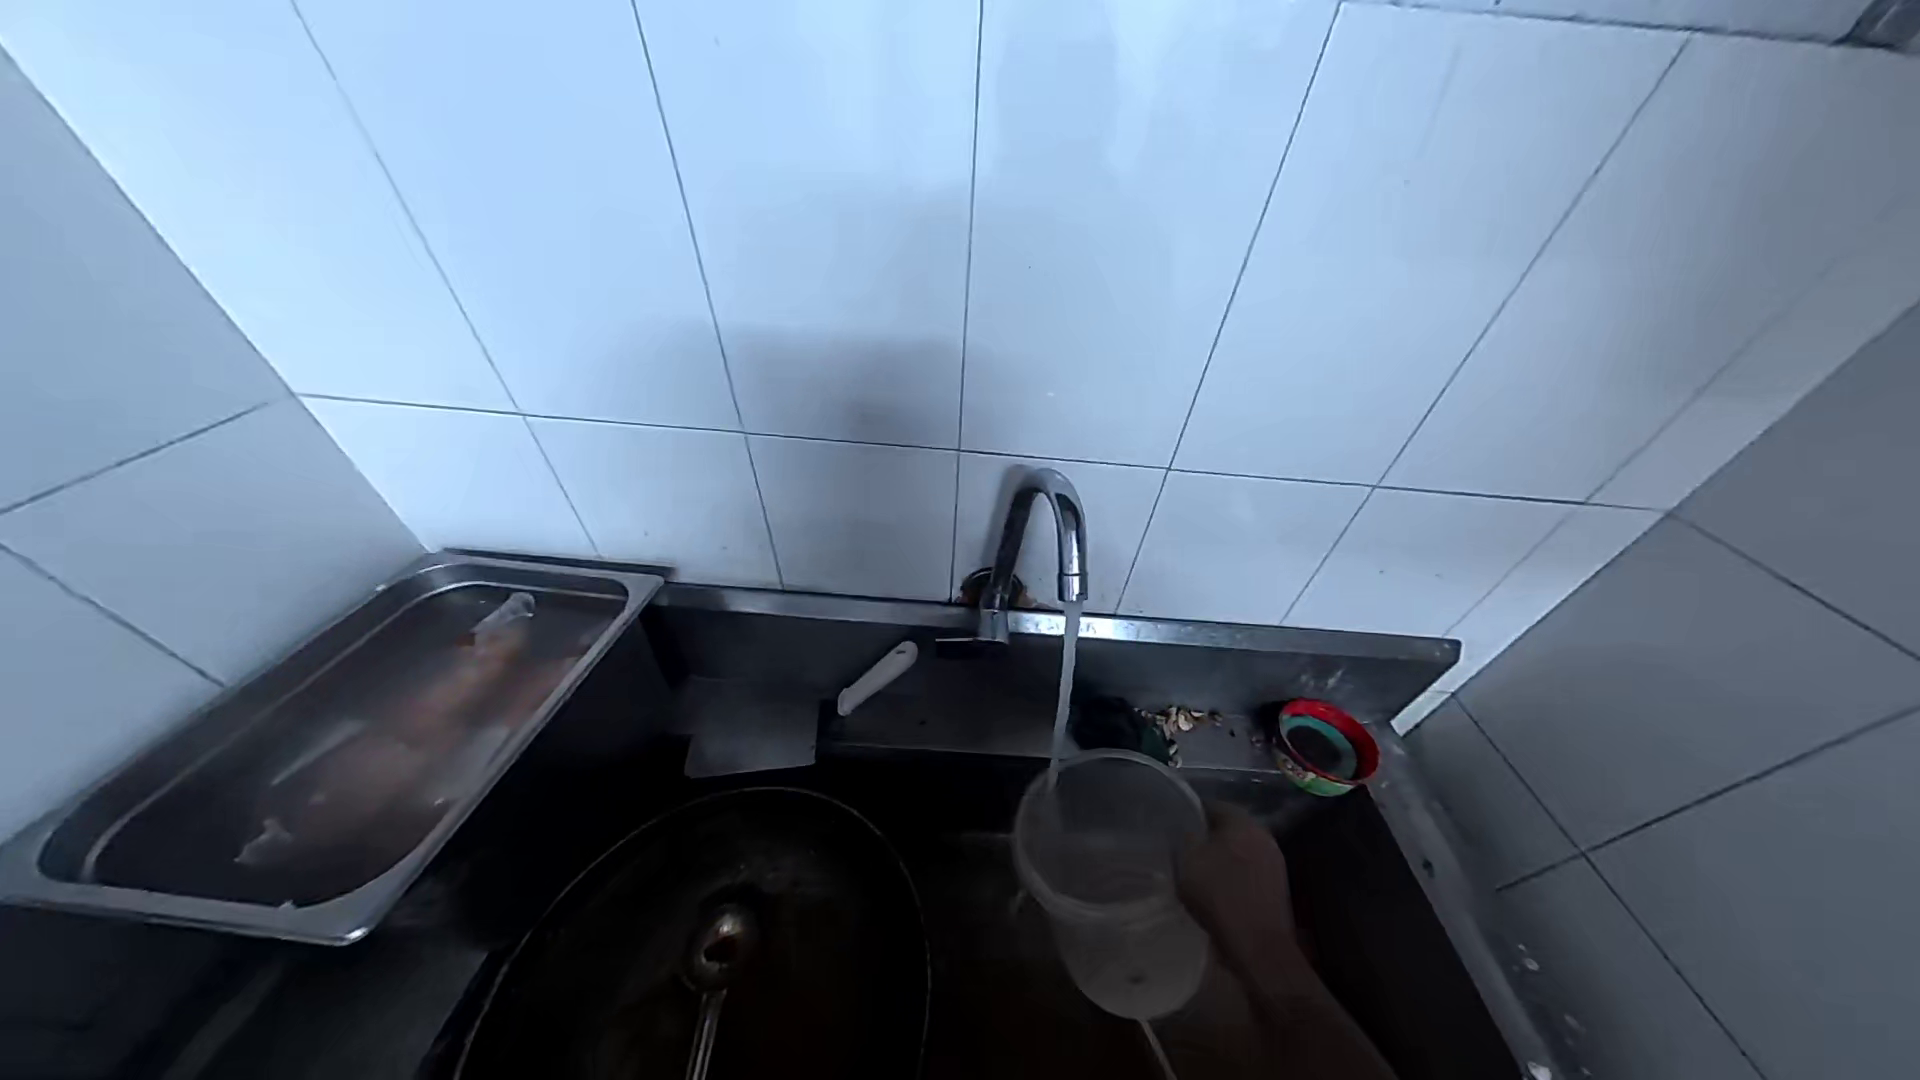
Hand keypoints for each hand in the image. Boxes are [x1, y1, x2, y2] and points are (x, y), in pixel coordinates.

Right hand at [1176, 804, 1298, 967]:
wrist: (1259, 949)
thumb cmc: (1219, 896)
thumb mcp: (1187, 861)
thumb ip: (1185, 837)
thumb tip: (1186, 828)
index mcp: (1243, 822)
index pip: (1212, 805)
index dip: (1191, 814)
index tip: (1175, 828)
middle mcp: (1264, 836)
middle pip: (1229, 828)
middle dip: (1208, 836)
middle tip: (1185, 849)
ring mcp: (1275, 864)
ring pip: (1239, 850)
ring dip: (1222, 857)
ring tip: (1199, 871)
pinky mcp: (1278, 889)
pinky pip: (1249, 871)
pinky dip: (1234, 876)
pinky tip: (1218, 890)